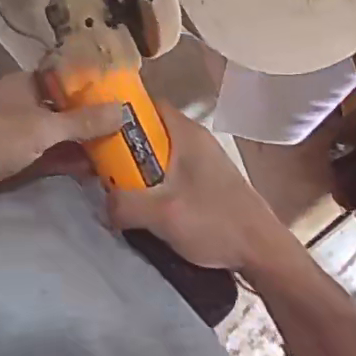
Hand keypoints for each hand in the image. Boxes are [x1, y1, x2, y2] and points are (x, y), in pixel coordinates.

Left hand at [0, 72, 123, 215]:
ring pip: (61, 134)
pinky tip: (97, 169)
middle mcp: (26, 104)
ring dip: (86, 143)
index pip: (68, 75)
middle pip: (67, 107)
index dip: (96, 82)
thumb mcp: (41, 129)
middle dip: (96, 117)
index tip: (127, 91)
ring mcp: (20, 133)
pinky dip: (70, 161)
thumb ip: (82, 122)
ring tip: (123, 151)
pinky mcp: (16, 159)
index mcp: (28, 84)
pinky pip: (51, 156)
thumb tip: (124, 111)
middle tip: (133, 127)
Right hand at [105, 102, 295, 271]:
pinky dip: (153, 182)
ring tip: (116, 189)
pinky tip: (144, 205)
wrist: (261, 251)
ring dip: (137, 170)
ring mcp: (203, 160)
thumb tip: (103, 203)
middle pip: (149, 130)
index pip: (145, 104)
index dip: (118, 112)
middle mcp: (195, 138)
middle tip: (99, 167)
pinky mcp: (206, 181)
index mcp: (186, 132)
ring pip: (158, 153)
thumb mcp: (162, 214)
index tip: (94, 130)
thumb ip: (124, 204)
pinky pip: (170, 171)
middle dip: (123, 147)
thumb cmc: (215, 222)